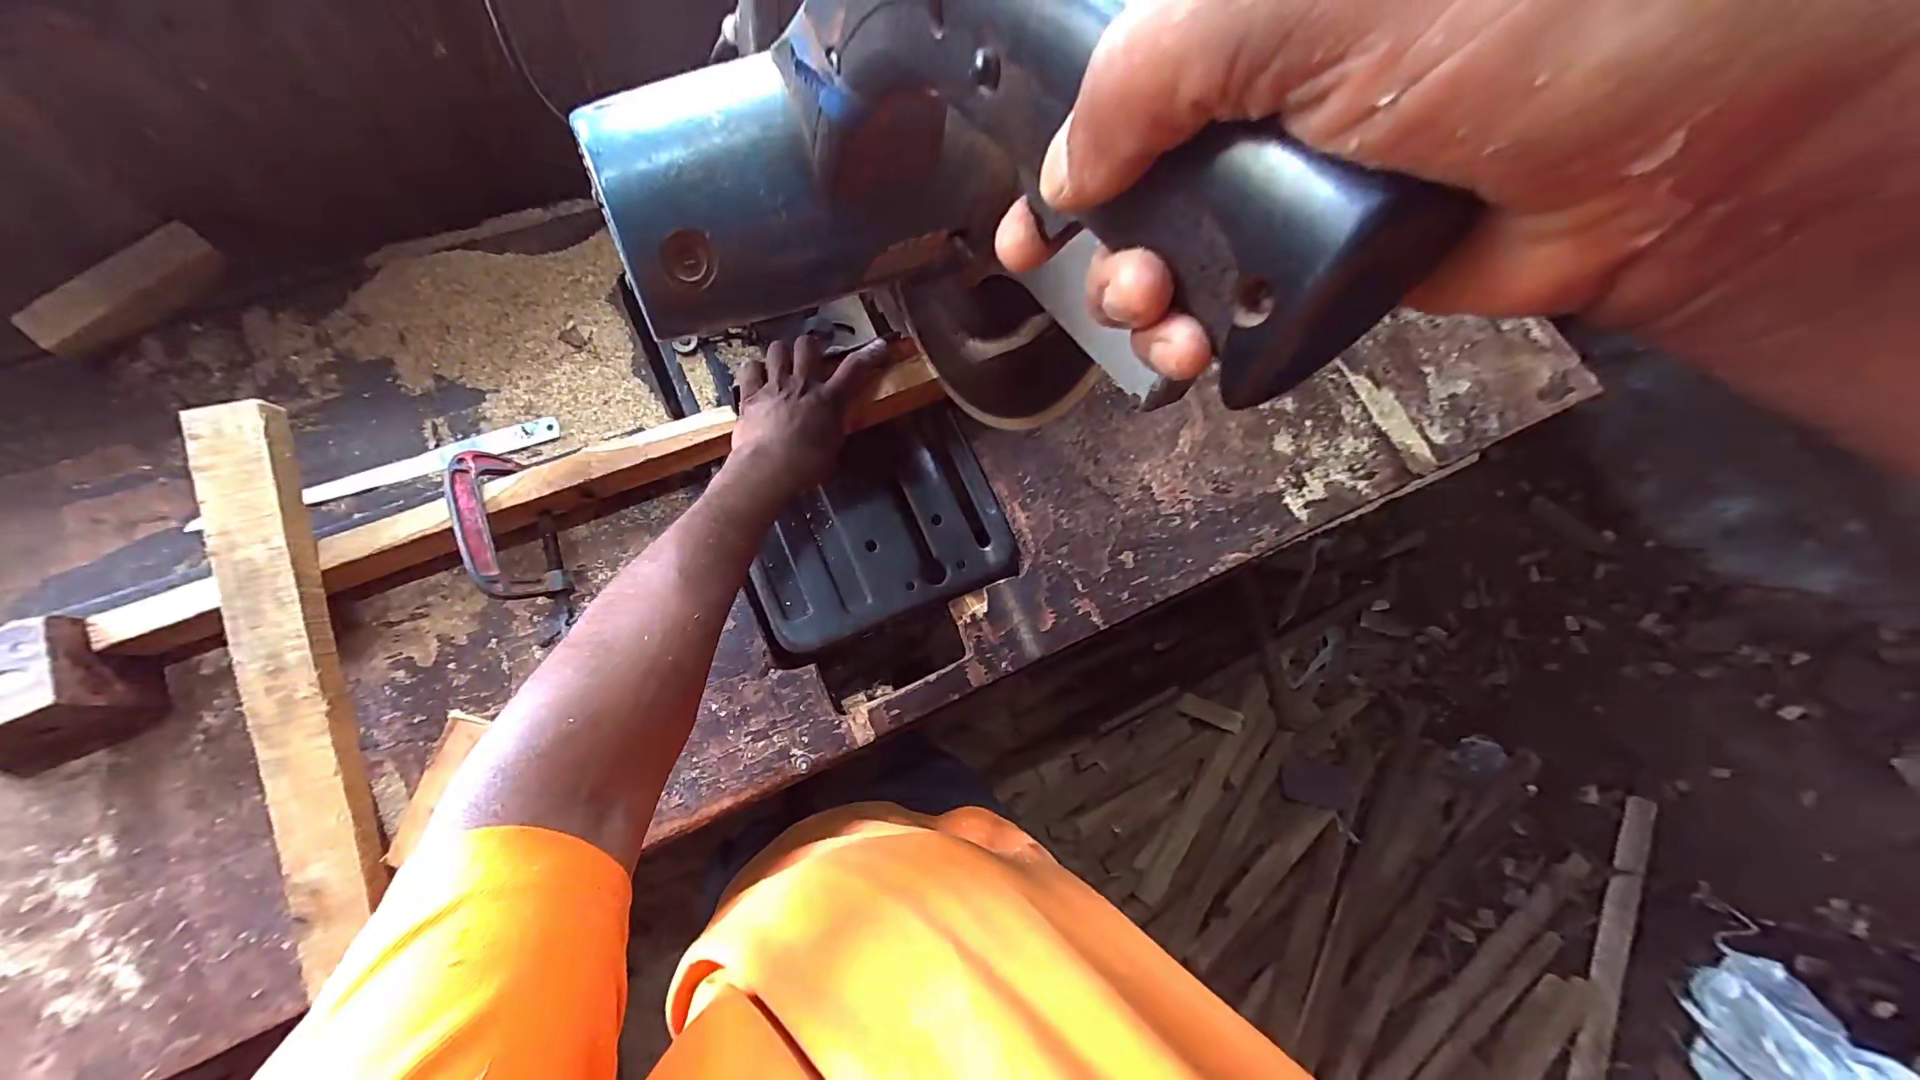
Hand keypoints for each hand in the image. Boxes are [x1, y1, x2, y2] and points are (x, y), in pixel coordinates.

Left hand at [726, 335, 891, 497]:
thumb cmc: (806, 467)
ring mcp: (773, 386)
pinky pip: (749, 368)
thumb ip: (833, 429)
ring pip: (777, 348)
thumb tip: (832, 426)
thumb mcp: (832, 448)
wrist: (767, 470)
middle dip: (811, 347)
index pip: (854, 368)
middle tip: (811, 358)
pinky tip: (758, 377)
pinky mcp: (749, 395)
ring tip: (783, 365)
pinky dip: (754, 369)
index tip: (879, 345)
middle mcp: (801, 384)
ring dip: (782, 354)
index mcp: (829, 399)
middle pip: (807, 345)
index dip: (869, 353)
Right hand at [993, 0, 1919, 469]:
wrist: (1678, 149)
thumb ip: (1151, 77)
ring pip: (1158, 253)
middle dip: (1083, 234)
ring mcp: (1278, 183)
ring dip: (1129, 297)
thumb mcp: (1297, 7)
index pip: (1114, 74)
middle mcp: (1255, 93)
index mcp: (1239, 20)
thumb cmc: (1509, 24)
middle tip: (1058, 267)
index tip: (1022, 194)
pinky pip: (1214, 306)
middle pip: (1123, 176)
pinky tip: (1183, 350)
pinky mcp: (1303, 264)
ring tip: (1145, 316)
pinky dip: (1184, 337)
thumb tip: (1067, 177)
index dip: (1053, 133)